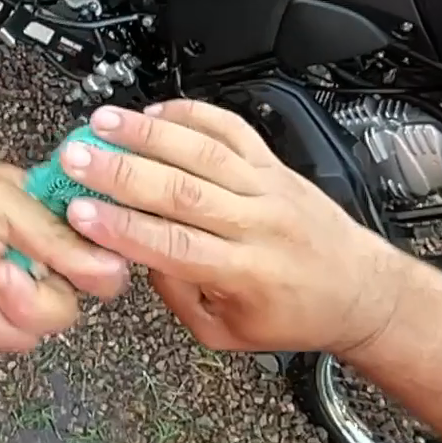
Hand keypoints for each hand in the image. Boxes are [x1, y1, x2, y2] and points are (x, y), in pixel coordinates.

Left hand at [0, 165, 128, 359]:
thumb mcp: (1, 208)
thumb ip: (55, 237)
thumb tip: (110, 266)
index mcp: (47, 223)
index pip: (98, 259)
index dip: (86, 275)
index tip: (54, 270)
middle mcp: (36, 263)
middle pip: (64, 309)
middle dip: (23, 300)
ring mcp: (10, 297)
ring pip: (28, 335)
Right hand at [57, 100, 421, 355]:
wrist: (363, 292)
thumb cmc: (292, 314)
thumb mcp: (225, 333)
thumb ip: (175, 296)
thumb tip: (132, 250)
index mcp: (246, 274)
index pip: (173, 246)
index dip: (121, 227)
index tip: (81, 211)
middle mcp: (258, 225)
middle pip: (182, 190)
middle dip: (121, 171)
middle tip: (78, 157)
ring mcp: (266, 187)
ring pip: (202, 151)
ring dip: (147, 133)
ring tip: (103, 121)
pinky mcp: (272, 163)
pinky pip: (231, 128)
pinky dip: (191, 113)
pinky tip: (154, 109)